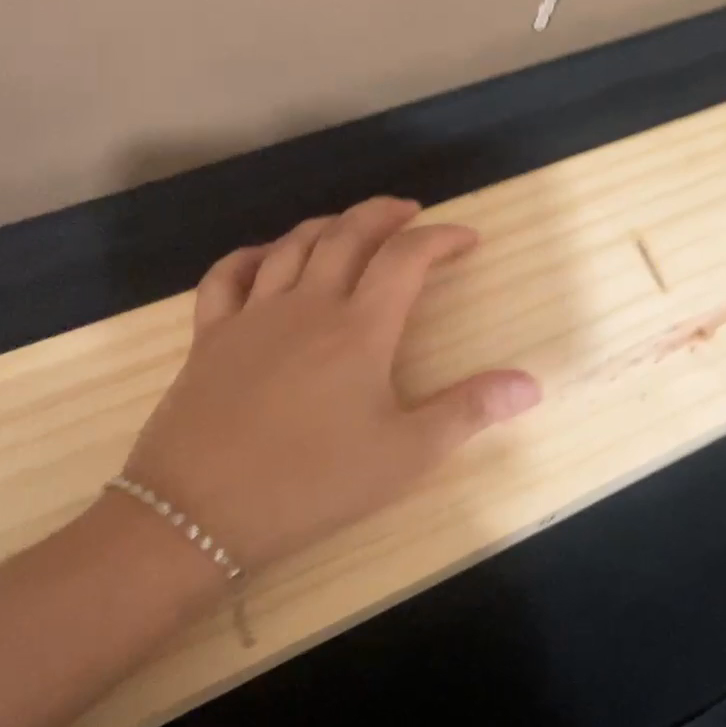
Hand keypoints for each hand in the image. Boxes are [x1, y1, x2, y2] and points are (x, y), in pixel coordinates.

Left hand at [122, 196, 540, 573]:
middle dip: (384, 214)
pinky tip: (265, 256)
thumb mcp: (406, 454)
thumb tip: (532, 384)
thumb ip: (469, 411)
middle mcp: (307, 306)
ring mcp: (251, 317)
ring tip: (352, 226)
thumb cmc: (312, 483)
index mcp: (359, 329)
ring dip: (329, 225)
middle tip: (412, 211)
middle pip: (348, 236)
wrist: (194, 515)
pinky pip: (226, 276)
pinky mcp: (208, 338)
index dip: (441, 239)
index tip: (468, 238)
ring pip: (291, 246)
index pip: (406, 259)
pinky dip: (251, 254)